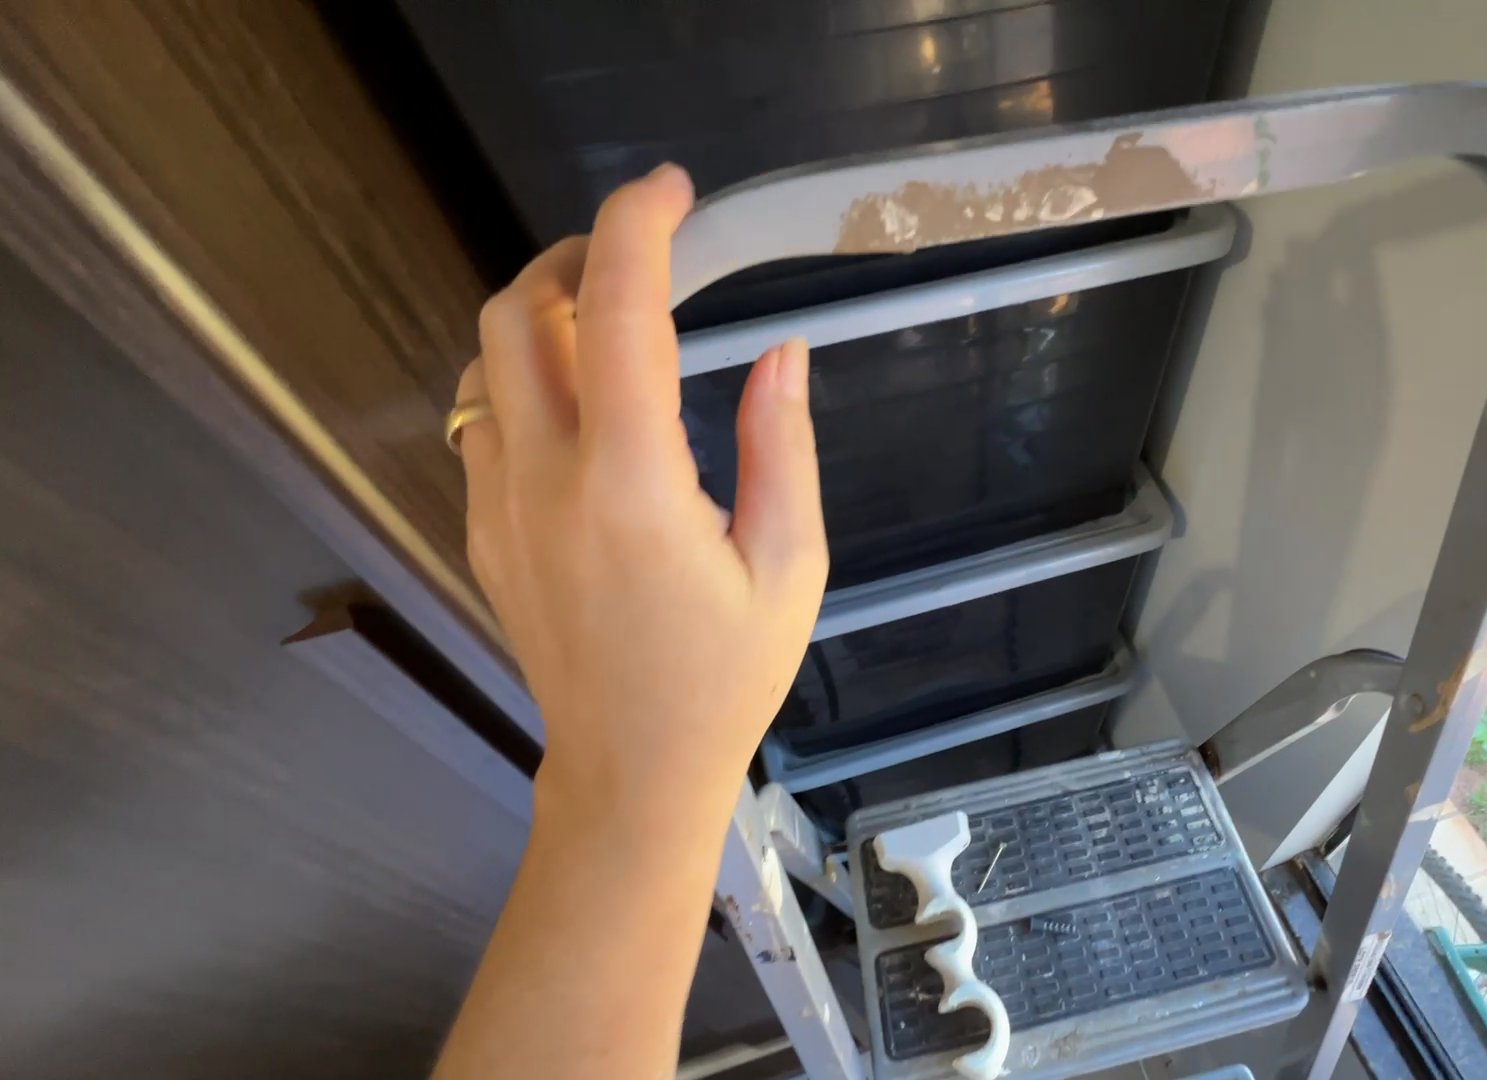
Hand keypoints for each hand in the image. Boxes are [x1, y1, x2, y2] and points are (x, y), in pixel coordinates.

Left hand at [453, 164, 827, 818]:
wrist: (635, 770)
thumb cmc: (730, 674)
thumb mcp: (791, 563)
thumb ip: (783, 448)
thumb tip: (782, 355)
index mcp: (636, 485)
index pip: (617, 316)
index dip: (638, 230)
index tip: (671, 191)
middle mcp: (547, 481)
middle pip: (518, 314)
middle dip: (574, 258)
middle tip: (642, 258)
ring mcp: (499, 508)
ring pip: (487, 363)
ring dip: (544, 316)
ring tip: (614, 326)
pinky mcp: (486, 534)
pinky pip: (485, 421)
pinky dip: (527, 378)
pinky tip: (586, 409)